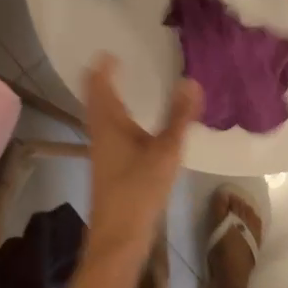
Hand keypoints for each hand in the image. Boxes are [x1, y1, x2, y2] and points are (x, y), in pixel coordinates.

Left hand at [82, 55, 201, 265]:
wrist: (118, 236)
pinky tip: (135, 128)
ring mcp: (102, 153)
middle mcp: (99, 134)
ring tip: (127, 88)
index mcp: (108, 124)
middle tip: (118, 63)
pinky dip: (118, 120)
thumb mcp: (166, 152)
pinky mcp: (108, 168)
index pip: (98, 86)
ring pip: (101, 118)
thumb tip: (191, 81)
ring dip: (110, 101)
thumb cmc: (139, 190)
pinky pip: (110, 132)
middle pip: (96, 100)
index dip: (102, 68)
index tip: (111, 51)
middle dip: (103, 81)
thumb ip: (179, 117)